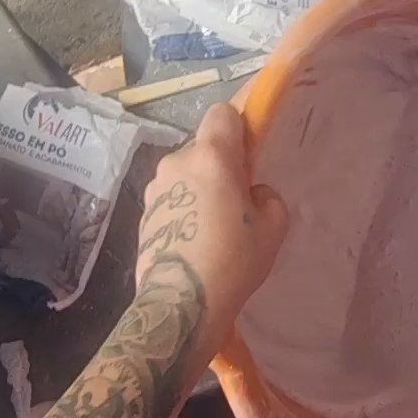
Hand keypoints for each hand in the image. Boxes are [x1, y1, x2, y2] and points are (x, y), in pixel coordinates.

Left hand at [134, 102, 288, 337]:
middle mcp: (177, 162)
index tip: (250, 151)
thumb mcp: (274, 227)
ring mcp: (155, 188)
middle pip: (204, 147)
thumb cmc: (233, 260)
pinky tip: (194, 240)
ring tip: (214, 226)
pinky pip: (172, 197)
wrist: (181, 304)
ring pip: (186, 173)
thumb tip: (252, 193)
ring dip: (200, 187)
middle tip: (236, 199)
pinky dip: (184, 208)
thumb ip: (267, 196)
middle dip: (220, 164)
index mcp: (211, 157)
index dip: (238, 125)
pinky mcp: (143, 213)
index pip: (223, 112)